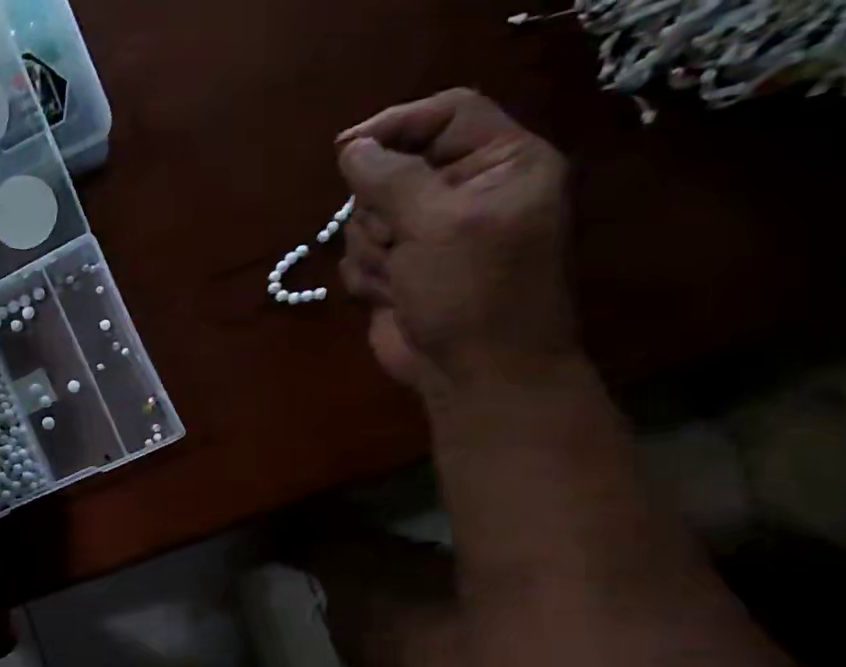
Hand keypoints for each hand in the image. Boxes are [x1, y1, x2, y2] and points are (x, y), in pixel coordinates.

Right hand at [335, 88, 578, 391]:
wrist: (473, 372)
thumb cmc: (472, 292)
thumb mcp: (438, 224)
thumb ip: (392, 179)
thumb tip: (352, 148)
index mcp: (501, 163)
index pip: (445, 115)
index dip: (393, 126)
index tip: (344, 148)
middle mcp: (464, 192)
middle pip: (392, 171)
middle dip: (380, 211)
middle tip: (398, 241)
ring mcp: (427, 235)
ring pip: (365, 219)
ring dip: (372, 252)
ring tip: (400, 279)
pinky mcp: (398, 270)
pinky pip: (357, 258)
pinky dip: (365, 278)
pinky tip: (389, 297)